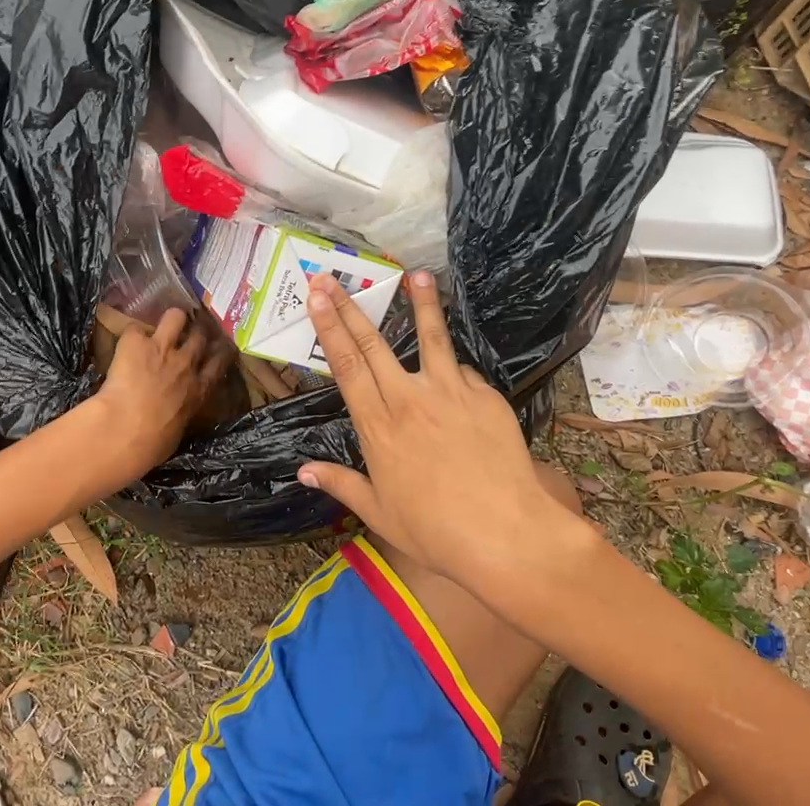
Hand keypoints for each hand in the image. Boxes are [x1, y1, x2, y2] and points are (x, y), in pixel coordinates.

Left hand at [96, 308, 232, 475]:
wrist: (127, 428)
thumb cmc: (154, 443)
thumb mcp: (179, 433)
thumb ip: (182, 416)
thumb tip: (177, 418)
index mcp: (199, 389)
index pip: (220, 362)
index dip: (221, 349)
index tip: (220, 345)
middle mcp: (186, 363)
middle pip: (200, 335)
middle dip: (197, 329)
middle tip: (190, 329)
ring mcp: (162, 348)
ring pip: (175, 317)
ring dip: (171, 319)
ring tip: (163, 324)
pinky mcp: (135, 342)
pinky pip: (136, 328)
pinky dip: (132, 334)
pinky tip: (126, 342)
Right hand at [297, 272, 585, 585]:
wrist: (507, 534)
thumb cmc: (435, 531)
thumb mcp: (378, 512)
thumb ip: (341, 484)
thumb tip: (302, 471)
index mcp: (378, 426)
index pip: (346, 365)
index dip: (329, 327)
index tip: (317, 297)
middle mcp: (410, 400)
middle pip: (373, 343)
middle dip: (349, 307)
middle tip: (330, 277)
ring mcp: (451, 393)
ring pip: (430, 338)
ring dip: (421, 304)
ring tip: (416, 274)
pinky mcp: (486, 397)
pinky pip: (464, 373)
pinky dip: (454, 366)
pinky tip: (455, 370)